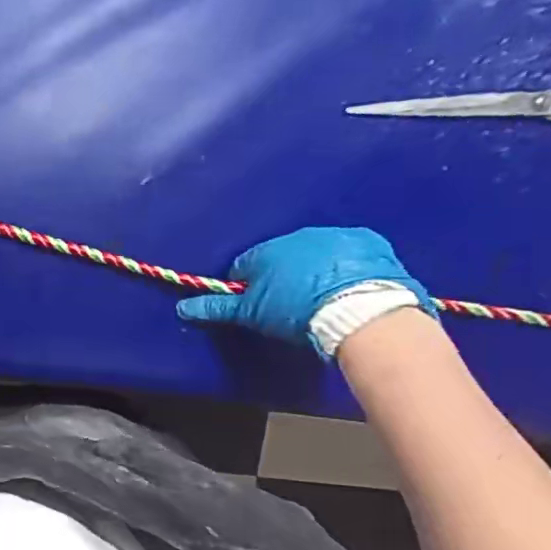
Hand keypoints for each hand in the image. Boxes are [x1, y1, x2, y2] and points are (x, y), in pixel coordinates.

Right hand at [175, 227, 435, 356]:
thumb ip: (216, 308)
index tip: (256, 306)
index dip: (246, 287)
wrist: (359, 310)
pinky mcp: (368, 240)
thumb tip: (181, 308)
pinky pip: (348, 252)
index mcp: (266, 251)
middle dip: (281, 276)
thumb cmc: (295, 311)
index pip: (244, 267)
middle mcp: (297, 236)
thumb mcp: (251, 314)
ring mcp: (335, 235)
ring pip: (314, 253)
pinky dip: (345, 266)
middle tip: (288, 305)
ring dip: (313, 270)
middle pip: (280, 257)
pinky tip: (347, 286)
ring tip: (321, 298)